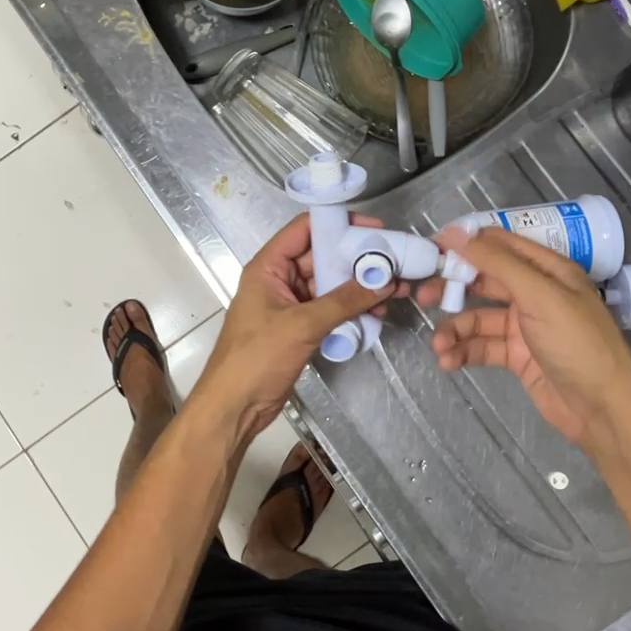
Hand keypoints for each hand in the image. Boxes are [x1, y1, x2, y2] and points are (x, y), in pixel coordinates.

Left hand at [190, 212, 402, 441]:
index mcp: (268, 267)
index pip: (304, 229)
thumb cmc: (256, 358)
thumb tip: (383, 280)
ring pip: (330, 284)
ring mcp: (289, 304)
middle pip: (322, 256)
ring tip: (395, 290)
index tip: (375, 229)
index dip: (339, 224)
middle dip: (358, 258)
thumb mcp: (302, 325)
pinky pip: (330, 308)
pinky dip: (351, 309)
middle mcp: (279, 279)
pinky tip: (377, 313)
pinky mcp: (299, 327)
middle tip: (395, 261)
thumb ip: (344, 301)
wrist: (235, 405)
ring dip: (359, 286)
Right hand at [425, 225, 630, 452]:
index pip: (499, 245)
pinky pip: (481, 347)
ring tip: (439, 346)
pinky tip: (449, 362)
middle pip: (483, 281)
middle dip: (452, 288)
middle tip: (421, 296)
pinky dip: (463, 352)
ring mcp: (525, 326)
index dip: (465, 244)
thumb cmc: (577, 344)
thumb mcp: (538, 295)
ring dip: (454, 330)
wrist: (604, 409)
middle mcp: (535, 293)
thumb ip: (496, 262)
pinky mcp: (517, 356)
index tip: (430, 249)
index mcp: (548, 270)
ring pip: (478, 318)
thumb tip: (456, 232)